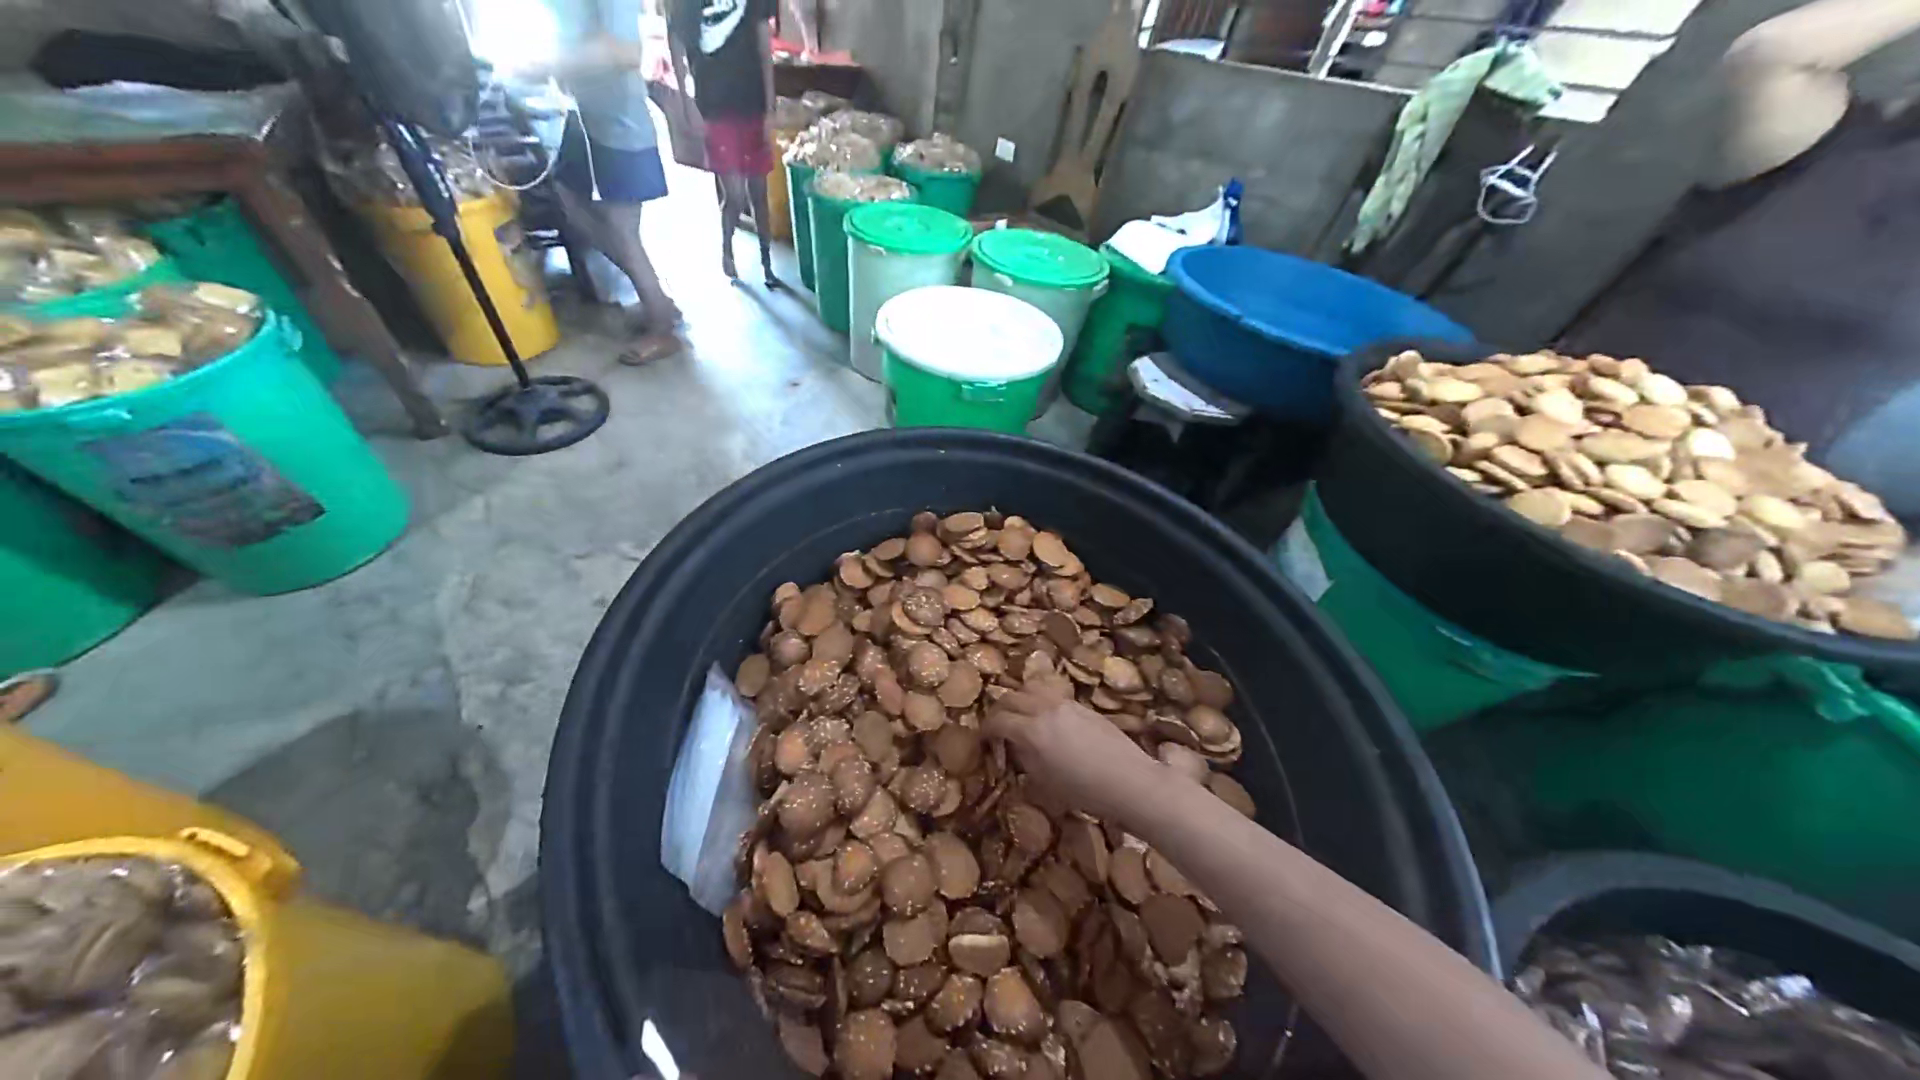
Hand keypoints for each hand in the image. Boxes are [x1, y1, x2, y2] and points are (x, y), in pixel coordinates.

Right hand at [985, 692, 1167, 824]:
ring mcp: (1065, 703)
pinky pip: (1051, 693)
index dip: (984, 730)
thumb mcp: (1045, 782)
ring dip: (1019, 698)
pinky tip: (1044, 718)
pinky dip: (1039, 699)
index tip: (982, 740)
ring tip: (1019, 715)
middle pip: (1010, 697)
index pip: (997, 720)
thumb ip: (1025, 758)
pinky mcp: (1081, 705)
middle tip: (996, 727)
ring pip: (1031, 687)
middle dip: (998, 711)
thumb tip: (1015, 747)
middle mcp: (1044, 709)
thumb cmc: (1085, 791)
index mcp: (1031, 731)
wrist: (1130, 780)